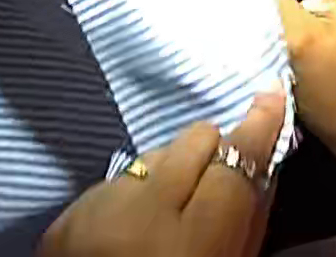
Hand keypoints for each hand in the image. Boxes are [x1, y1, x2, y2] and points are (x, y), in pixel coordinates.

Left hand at [39, 90, 284, 256]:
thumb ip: (247, 221)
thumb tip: (264, 158)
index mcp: (186, 244)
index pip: (233, 159)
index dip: (258, 127)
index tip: (274, 94)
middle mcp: (137, 217)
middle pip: (195, 138)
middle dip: (212, 151)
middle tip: (215, 180)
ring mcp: (93, 213)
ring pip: (156, 152)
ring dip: (170, 172)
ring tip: (167, 212)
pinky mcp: (61, 220)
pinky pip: (117, 177)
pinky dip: (132, 194)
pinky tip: (130, 227)